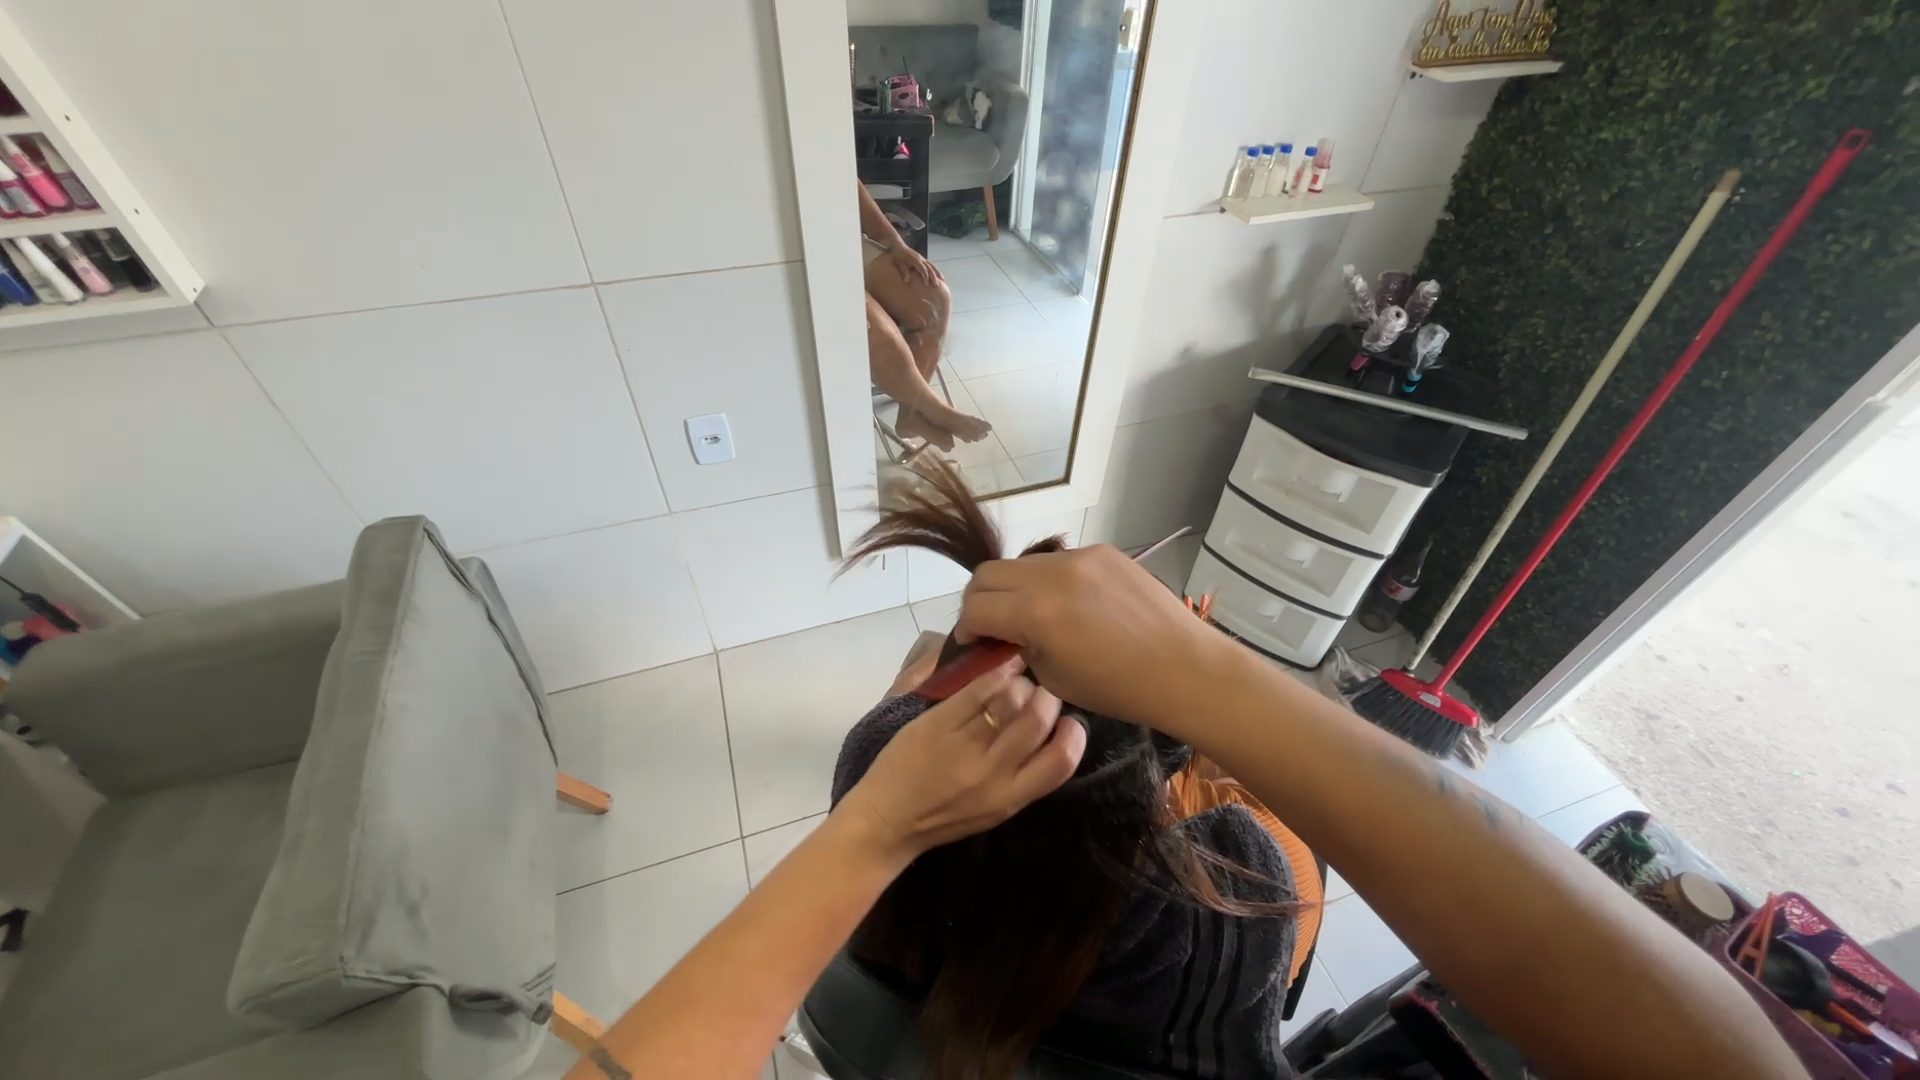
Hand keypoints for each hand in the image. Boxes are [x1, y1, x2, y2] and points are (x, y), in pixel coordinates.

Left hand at [835, 657, 1086, 862]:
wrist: (887, 821)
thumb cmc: (943, 817)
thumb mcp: (994, 809)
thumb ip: (1024, 776)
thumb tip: (1051, 734)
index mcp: (1011, 797)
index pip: (1062, 760)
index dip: (1074, 733)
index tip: (1068, 720)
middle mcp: (993, 772)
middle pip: (1039, 719)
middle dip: (1047, 696)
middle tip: (1040, 689)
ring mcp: (965, 745)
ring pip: (1011, 698)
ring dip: (1021, 681)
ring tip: (1017, 678)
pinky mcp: (939, 723)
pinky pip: (978, 689)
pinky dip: (996, 671)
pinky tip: (1001, 665)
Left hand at [887, 245, 942, 287]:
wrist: (898, 246)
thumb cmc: (897, 255)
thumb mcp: (899, 263)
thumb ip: (904, 271)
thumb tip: (907, 281)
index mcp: (915, 260)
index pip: (923, 270)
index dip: (925, 277)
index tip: (927, 285)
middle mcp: (920, 259)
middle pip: (929, 268)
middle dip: (934, 277)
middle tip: (937, 285)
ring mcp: (922, 258)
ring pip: (932, 265)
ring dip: (937, 273)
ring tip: (942, 279)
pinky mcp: (922, 258)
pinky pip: (930, 264)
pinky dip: (935, 269)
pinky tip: (938, 273)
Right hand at [956, 546, 1237, 737]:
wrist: (1184, 669)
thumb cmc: (1118, 688)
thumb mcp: (1052, 677)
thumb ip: (1017, 647)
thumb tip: (999, 635)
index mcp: (1035, 612)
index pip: (974, 606)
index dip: (966, 628)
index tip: (975, 643)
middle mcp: (1051, 574)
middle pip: (988, 574)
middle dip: (981, 601)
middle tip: (993, 625)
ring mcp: (1079, 556)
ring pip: (1022, 563)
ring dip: (1015, 587)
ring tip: (1033, 614)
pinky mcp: (1102, 551)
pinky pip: (1058, 560)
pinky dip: (1050, 580)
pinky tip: (1072, 605)